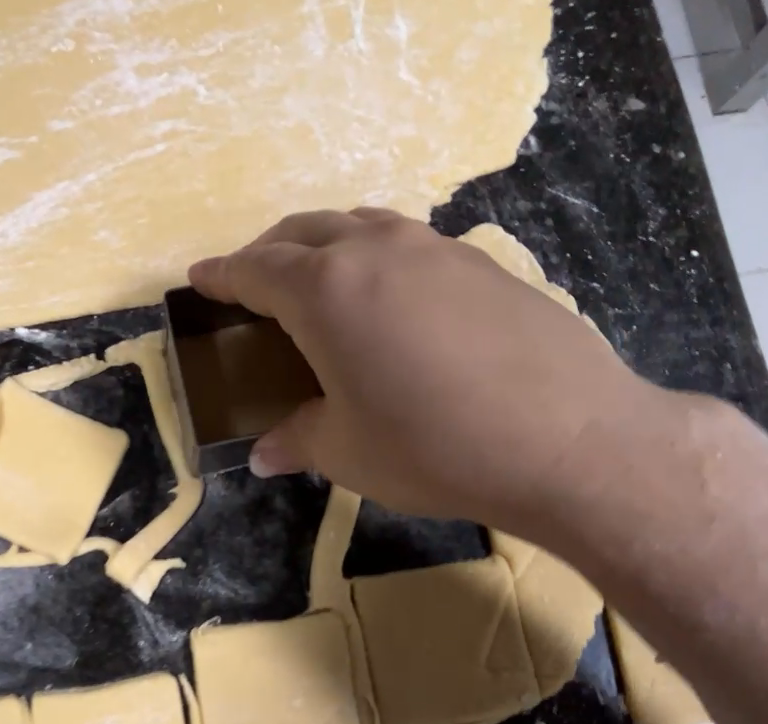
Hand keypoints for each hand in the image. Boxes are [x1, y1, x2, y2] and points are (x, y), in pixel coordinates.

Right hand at [188, 207, 666, 527]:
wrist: (566, 439)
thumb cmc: (431, 447)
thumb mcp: (346, 451)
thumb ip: (298, 440)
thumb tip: (265, 454)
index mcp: (325, 291)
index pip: (256, 271)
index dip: (222, 276)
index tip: (200, 279)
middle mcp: (375, 252)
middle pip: (305, 230)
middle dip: (269, 250)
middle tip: (253, 280)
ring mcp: (435, 249)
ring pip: (361, 224)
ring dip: (326, 242)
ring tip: (318, 276)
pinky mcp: (482, 263)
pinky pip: (408, 242)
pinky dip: (378, 256)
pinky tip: (390, 297)